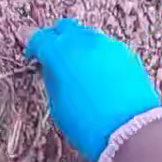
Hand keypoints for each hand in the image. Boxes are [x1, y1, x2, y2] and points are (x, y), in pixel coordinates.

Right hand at [25, 18, 161, 161]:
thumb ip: (53, 80)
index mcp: (61, 54)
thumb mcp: (58, 106)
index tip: (30, 52)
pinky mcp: (127, 55)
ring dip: (78, 47)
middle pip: (65, 29)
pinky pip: (106, 48)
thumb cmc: (89, 125)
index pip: (40, 38)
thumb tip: (52, 69)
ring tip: (76, 66)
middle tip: (51, 54)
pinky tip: (97, 73)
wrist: (130, 131)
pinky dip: (97, 56)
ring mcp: (109, 46)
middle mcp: (85, 43)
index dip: (32, 44)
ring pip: (87, 36)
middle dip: (56, 38)